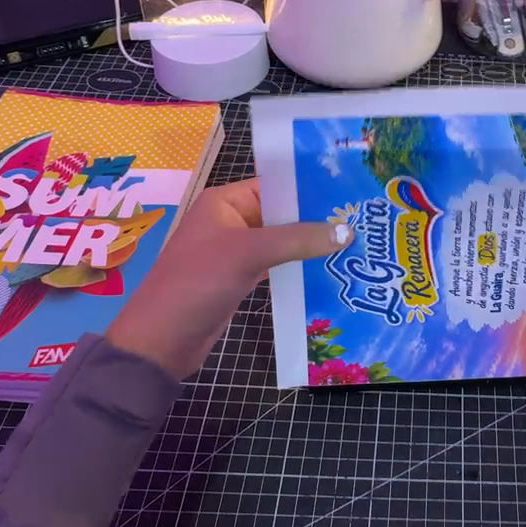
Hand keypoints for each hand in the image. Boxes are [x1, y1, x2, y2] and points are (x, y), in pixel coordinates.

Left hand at [104, 178, 349, 379]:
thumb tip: (348, 231)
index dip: (312, 185)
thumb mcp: (248, 254)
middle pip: (284, 211)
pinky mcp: (243, 277)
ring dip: (313, 243)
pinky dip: (301, 265)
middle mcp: (233, 219)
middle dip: (319, 216)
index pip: (277, 183)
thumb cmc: (197, 283)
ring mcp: (238, 250)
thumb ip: (299, 240)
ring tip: (357, 241)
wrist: (161, 342)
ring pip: (284, 239)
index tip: (352, 190)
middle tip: (364, 217)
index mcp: (226, 200)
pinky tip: (332, 268)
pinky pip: (279, 263)